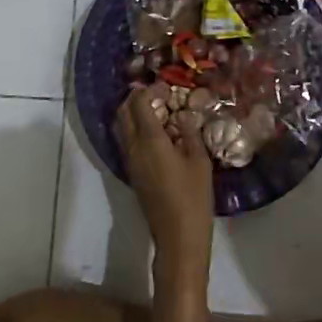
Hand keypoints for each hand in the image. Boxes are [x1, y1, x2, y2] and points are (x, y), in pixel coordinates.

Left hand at [118, 85, 214, 285]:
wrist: (178, 235)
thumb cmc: (193, 196)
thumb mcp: (199, 160)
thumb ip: (189, 132)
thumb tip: (183, 114)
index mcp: (150, 141)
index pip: (139, 104)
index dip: (149, 90)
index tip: (166, 85)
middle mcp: (133, 148)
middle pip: (123, 113)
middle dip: (136, 99)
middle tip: (158, 94)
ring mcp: (130, 162)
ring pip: (122, 128)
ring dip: (133, 114)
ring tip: (158, 110)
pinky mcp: (133, 173)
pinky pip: (127, 142)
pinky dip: (136, 129)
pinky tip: (158, 133)